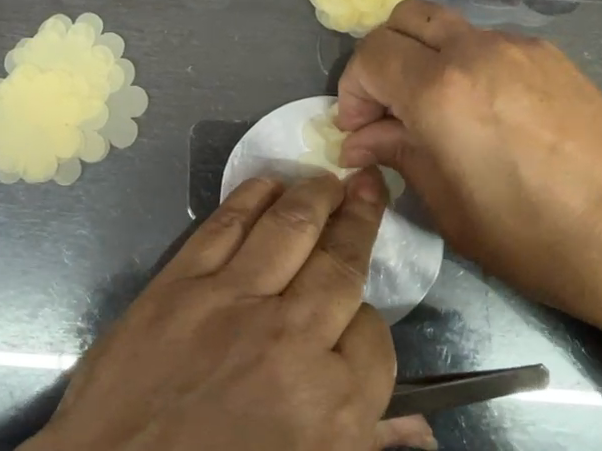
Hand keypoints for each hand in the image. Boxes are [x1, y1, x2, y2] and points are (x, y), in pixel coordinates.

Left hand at [25, 172, 420, 450]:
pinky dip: (252, 196)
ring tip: (330, 178)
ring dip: (315, 196)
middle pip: (339, 266)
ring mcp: (232, 302)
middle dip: (360, 221)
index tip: (359, 314)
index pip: (374, 338)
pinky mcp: (179, 283)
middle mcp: (291, 339)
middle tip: (370, 185)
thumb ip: (366, 445)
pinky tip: (269, 183)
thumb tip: (422, 432)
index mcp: (332, 404)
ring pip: (289, 230)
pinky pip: (226, 226)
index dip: (370, 322)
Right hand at [335, 0, 601, 342]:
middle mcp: (476, 51)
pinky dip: (467, 65)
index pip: (371, 55)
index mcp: (441, 90)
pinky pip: (490, 44)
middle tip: (386, 110)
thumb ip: (402, 157)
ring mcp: (521, 48)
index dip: (352, 90)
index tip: (357, 132)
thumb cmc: (543, 241)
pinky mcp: (555, 58)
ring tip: (436, 114)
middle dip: (382, 58)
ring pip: (450, 26)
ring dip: (426, 58)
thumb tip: (364, 141)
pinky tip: (487, 116)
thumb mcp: (454, 211)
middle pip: (405, 19)